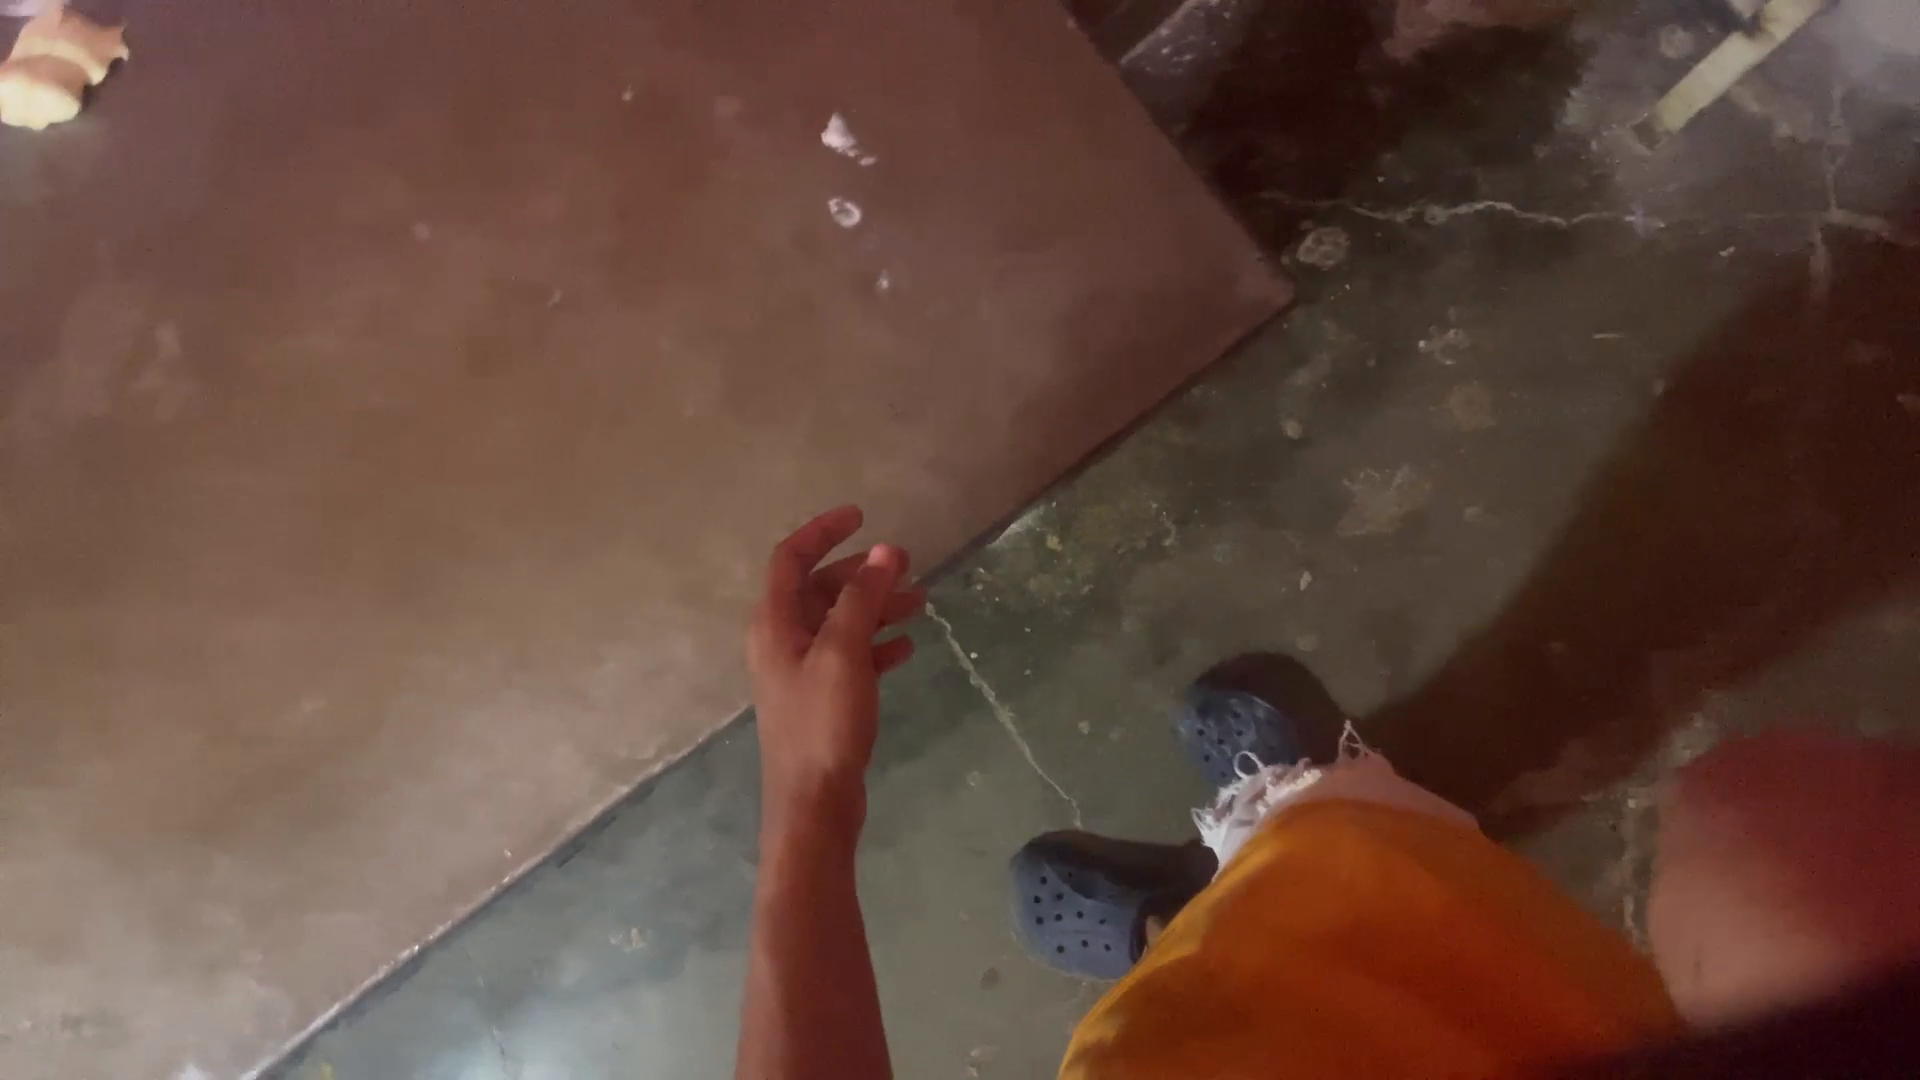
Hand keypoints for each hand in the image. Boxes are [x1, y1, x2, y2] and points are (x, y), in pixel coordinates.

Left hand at [748, 505, 923, 820]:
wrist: (814, 803)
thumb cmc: (823, 723)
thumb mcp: (843, 652)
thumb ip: (862, 598)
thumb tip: (884, 551)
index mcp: (775, 623)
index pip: (791, 558)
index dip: (823, 531)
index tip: (861, 515)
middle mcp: (782, 640)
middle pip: (821, 589)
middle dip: (862, 573)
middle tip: (905, 564)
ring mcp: (802, 670)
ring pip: (841, 622)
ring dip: (876, 607)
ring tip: (920, 602)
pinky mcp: (823, 697)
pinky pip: (851, 655)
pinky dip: (876, 644)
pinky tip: (907, 646)